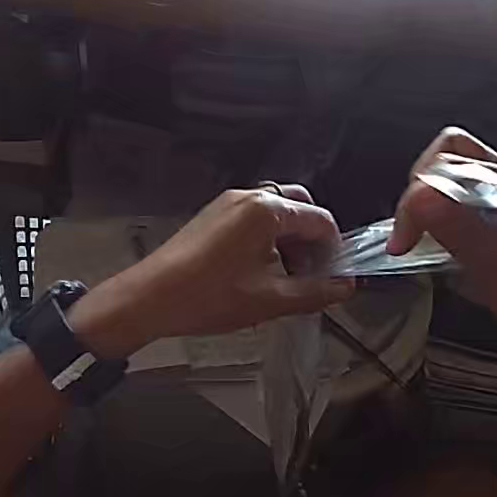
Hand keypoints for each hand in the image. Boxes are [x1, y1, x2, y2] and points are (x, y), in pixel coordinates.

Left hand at [69, 186, 355, 357]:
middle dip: (311, 240)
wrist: (151, 297)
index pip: (320, 219)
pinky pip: (251, 218)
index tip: (332, 279)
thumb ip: (315, 291)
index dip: (333, 250)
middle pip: (298, 207)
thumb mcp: (271, 299)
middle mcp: (248, 196)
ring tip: (284, 278)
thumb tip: (345, 287)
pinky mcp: (211, 215)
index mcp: (267, 209)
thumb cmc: (211, 296)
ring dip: (288, 240)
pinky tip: (257, 271)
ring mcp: (226, 203)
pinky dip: (265, 238)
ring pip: (274, 213)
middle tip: (310, 275)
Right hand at [388, 128, 496, 400]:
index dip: (417, 196)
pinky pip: (475, 211)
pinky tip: (457, 262)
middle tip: (414, 241)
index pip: (454, 160)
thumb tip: (417, 197)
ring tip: (430, 253)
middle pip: (456, 162)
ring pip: (462, 186)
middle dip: (422, 195)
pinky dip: (451, 228)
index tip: (404, 244)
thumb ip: (465, 234)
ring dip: (435, 212)